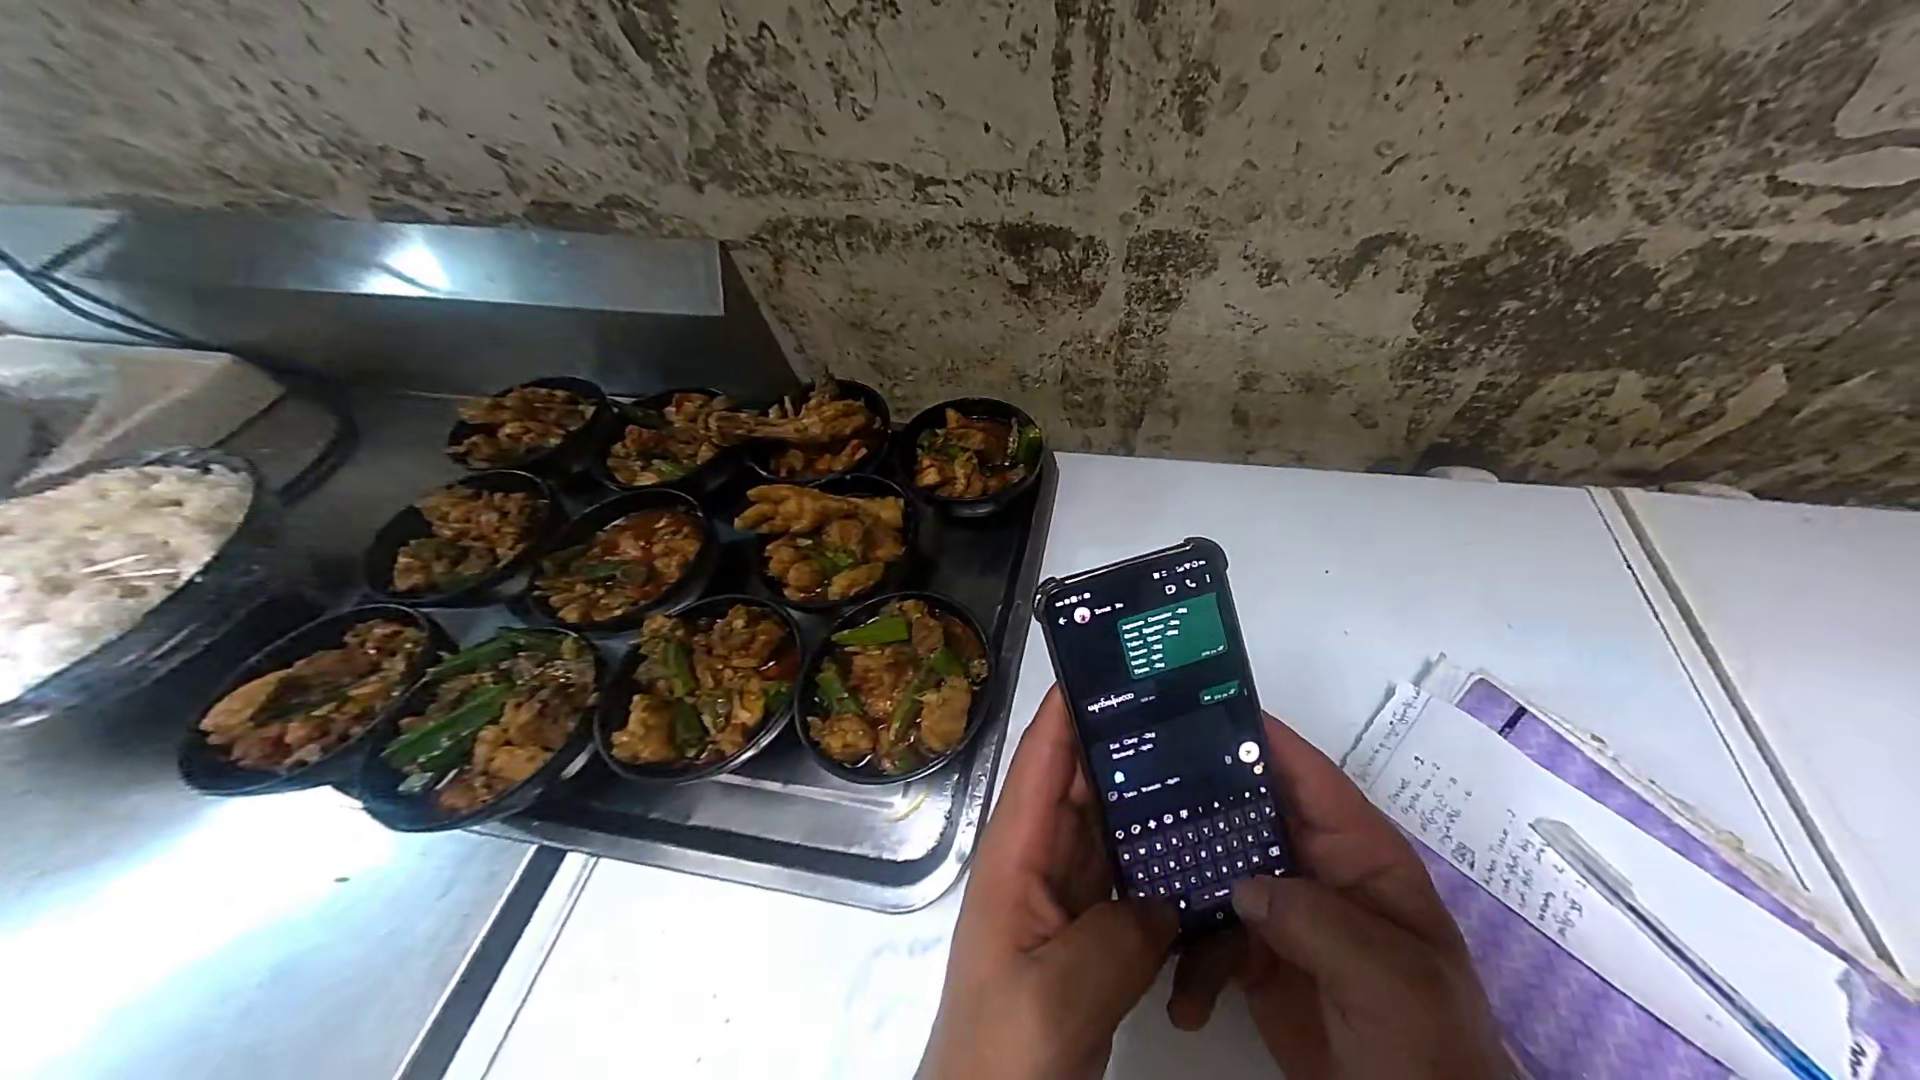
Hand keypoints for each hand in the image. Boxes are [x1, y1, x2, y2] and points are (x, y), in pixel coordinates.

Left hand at [918, 687, 1177, 1079]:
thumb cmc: (1002, 1049)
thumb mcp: (1056, 994)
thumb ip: (1117, 938)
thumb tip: (1166, 902)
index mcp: (1013, 855)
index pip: (1039, 763)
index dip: (1066, 712)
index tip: (1104, 669)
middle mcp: (1035, 861)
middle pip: (1077, 784)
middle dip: (1116, 743)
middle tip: (1173, 709)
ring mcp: (1062, 896)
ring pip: (1103, 826)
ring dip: (1139, 795)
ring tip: (1193, 760)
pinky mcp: (1087, 929)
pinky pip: (1123, 875)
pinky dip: (1152, 854)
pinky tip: (1192, 843)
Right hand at [1168, 715, 1509, 1079]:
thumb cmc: (1428, 1045)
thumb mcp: (1390, 977)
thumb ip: (1319, 920)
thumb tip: (1242, 889)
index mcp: (1355, 852)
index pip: (1305, 776)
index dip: (1258, 736)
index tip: (1198, 706)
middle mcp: (1310, 867)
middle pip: (1244, 811)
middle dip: (1194, 798)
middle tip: (1132, 779)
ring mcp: (1279, 909)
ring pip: (1213, 866)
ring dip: (1176, 878)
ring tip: (1134, 879)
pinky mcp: (1253, 953)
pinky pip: (1206, 932)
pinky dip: (1188, 958)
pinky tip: (1180, 990)